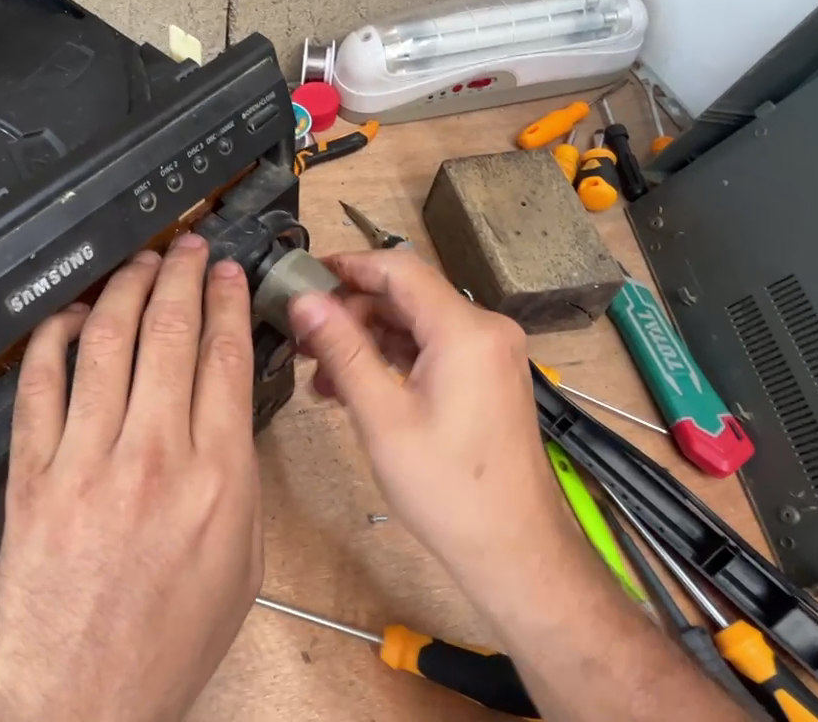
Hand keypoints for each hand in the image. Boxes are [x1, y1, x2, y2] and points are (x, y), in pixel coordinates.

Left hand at [0, 233, 261, 721]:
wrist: (85, 690)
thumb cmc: (168, 636)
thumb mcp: (243, 562)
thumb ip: (240, 477)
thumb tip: (226, 406)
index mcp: (216, 477)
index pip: (224, 358)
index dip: (226, 303)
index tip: (227, 275)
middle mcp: (154, 455)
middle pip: (170, 333)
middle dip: (181, 276)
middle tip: (187, 248)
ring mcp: (88, 459)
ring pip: (108, 344)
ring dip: (126, 289)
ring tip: (140, 262)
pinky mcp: (35, 472)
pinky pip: (40, 384)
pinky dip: (54, 338)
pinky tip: (71, 315)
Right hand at [287, 250, 571, 607]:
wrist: (515, 551)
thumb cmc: (448, 488)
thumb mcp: (382, 415)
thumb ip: (342, 349)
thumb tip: (304, 300)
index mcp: (465, 330)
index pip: (397, 268)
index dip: (346, 266)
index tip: (302, 278)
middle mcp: (484, 330)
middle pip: (404, 295)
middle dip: (349, 311)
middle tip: (303, 338)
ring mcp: (488, 354)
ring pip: (413, 323)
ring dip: (365, 339)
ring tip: (320, 371)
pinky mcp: (485, 377)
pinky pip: (429, 349)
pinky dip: (390, 359)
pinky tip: (353, 386)